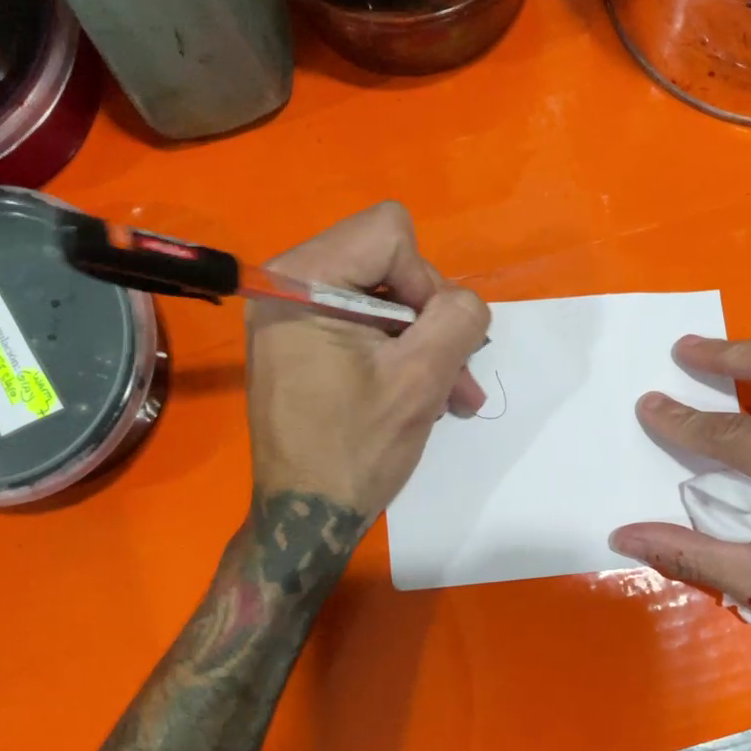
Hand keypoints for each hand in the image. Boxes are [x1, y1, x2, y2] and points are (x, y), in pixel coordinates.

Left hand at [246, 202, 490, 517]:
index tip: (433, 344)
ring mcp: (289, 316)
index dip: (428, 283)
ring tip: (449, 396)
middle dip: (430, 320)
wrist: (305, 516)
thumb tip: (464, 303)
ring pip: (382, 298)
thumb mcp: (420, 380)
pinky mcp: (299, 344)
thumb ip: (457, 319)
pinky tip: (417, 396)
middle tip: (458, 378)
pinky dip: (397, 354)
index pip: (391, 234)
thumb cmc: (356, 450)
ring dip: (423, 344)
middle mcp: (286, 285)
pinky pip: (362, 325)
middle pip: (387, 263)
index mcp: (301, 280)